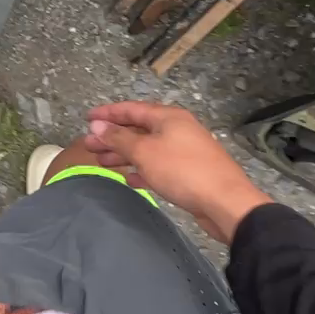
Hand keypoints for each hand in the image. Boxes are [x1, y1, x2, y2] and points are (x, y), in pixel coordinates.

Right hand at [83, 101, 271, 242]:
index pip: (130, 109)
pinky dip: (142, 170)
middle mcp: (176, 129)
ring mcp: (185, 151)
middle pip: (137, 130)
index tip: (87, 120)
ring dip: (124, 155)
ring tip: (102, 162)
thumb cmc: (182, 170)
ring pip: (147, 149)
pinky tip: (129, 180)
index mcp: (167, 117)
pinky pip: (159, 166)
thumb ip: (118, 138)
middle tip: (88, 146)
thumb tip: (97, 126)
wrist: (228, 205)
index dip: (107, 114)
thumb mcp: (144, 152)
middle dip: (112, 138)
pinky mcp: (190, 173)